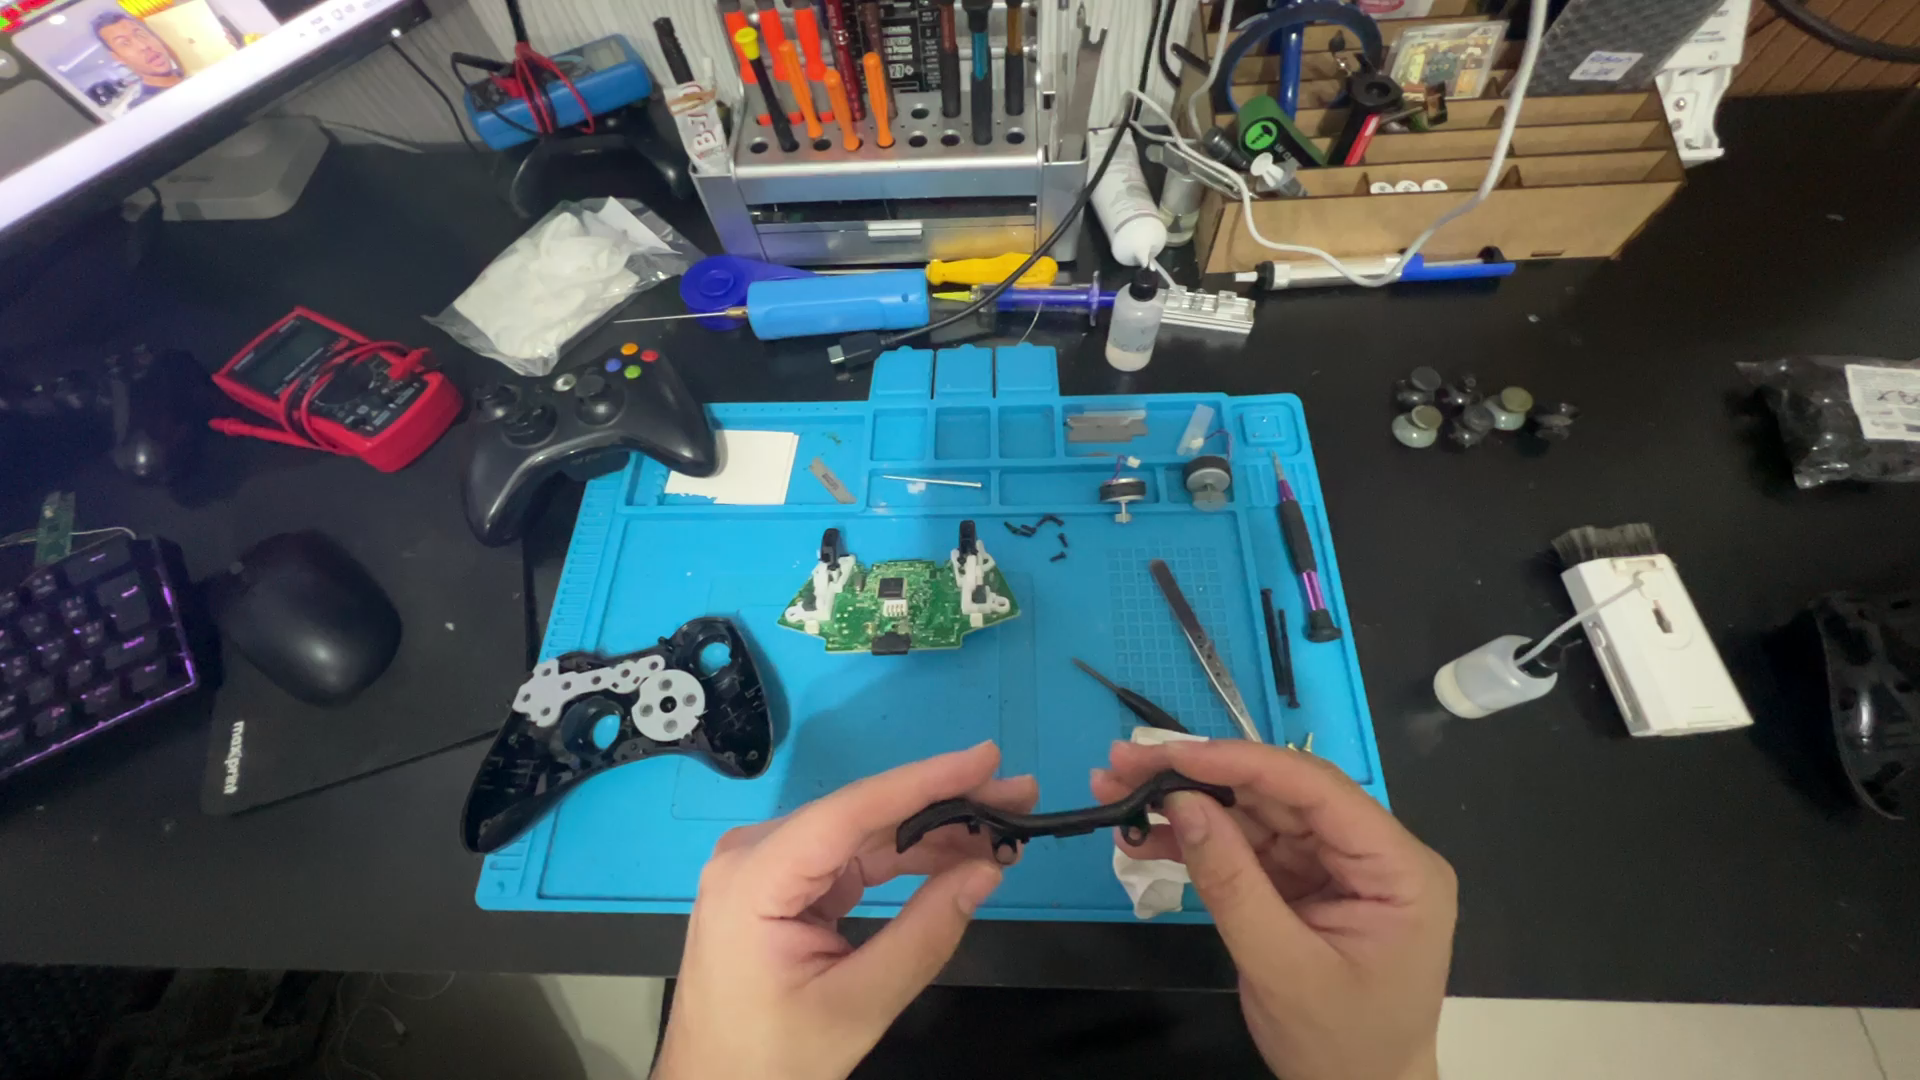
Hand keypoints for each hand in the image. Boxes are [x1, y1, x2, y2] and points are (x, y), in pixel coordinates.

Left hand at [654, 742, 1036, 1079]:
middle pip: (867, 814)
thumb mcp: (856, 1007)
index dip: (926, 779)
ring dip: (936, 829)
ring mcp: (773, 862)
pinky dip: (911, 855)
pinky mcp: (790, 879)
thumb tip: (987, 870)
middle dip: (946, 803)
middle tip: (1017, 796)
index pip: (855, 810)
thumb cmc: (770, 1064)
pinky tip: (960, 852)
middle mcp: (760, 850)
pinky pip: (858, 855)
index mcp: (757, 876)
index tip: (987, 757)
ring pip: (869, 830)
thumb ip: (925, 934)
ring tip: (1003, 827)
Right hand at [1094, 740, 1455, 1079]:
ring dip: (1180, 797)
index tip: (1168, 753)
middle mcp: (1364, 847)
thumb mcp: (1283, 969)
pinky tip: (1141, 833)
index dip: (1237, 761)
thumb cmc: (1341, 1048)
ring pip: (1246, 806)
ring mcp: (1326, 857)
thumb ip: (1231, 882)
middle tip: (1122, 763)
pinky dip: (1188, 834)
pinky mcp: (1295, 872)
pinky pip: (1237, 839)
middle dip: (1193, 774)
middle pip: (1270, 788)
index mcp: (1395, 865)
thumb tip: (1180, 802)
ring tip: (1115, 790)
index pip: (1313, 787)